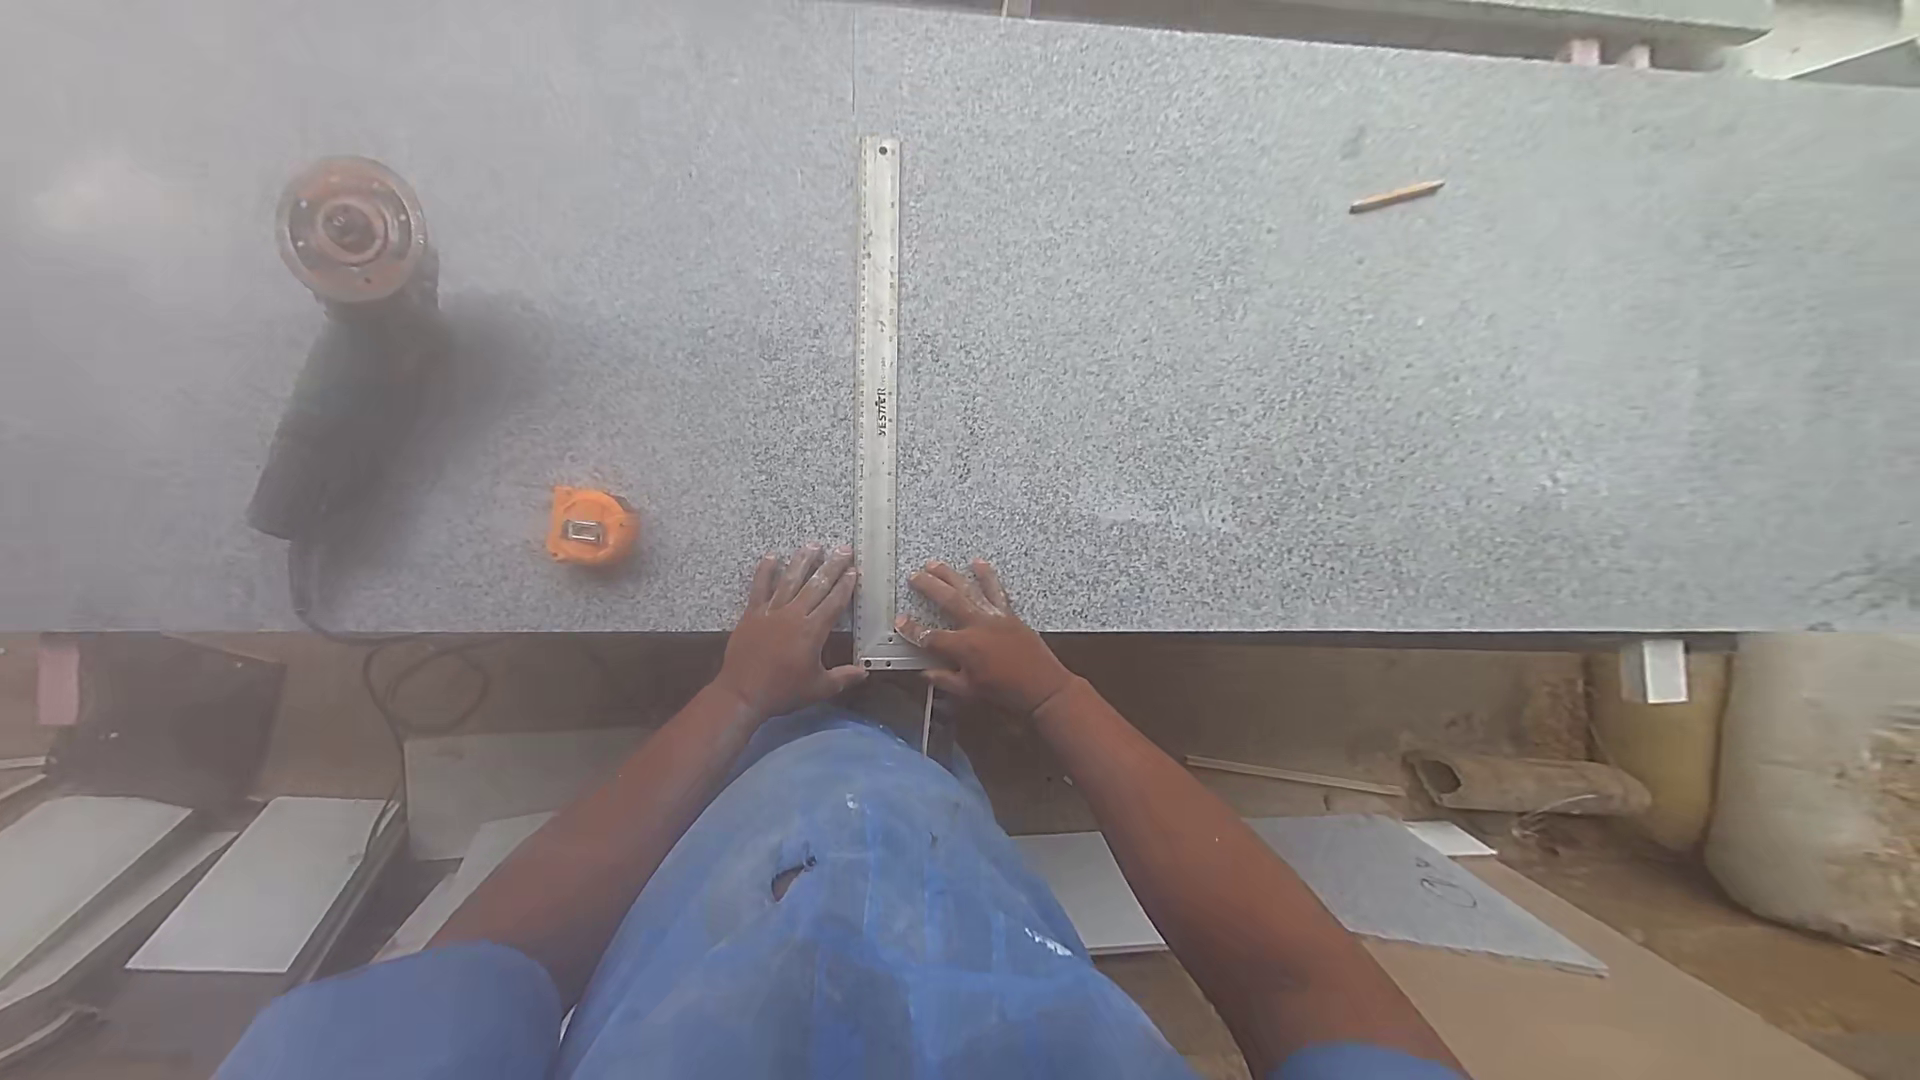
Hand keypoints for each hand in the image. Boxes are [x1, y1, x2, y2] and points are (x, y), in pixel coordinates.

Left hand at [713, 545, 865, 718]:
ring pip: (790, 580)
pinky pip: (760, 588)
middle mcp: (794, 615)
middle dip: (832, 566)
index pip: (834, 602)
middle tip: (843, 550)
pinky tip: (771, 557)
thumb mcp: (819, 688)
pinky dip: (765, 571)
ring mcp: (771, 612)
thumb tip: (865, 672)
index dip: (846, 585)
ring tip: (813, 545)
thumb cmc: (783, 691)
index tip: (853, 570)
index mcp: (813, 631)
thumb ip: (843, 677)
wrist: (742, 694)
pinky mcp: (752, 614)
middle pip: (817, 585)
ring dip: (803, 561)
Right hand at [896, 559, 1076, 715]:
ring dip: (950, 575)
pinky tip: (978, 563)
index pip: (930, 637)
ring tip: (935, 564)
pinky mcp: (1009, 614)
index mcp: (963, 647)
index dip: (912, 629)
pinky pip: (996, 590)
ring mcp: (994, 616)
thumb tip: (925, 672)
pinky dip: (987, 576)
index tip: (900, 620)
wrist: (1043, 687)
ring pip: (968, 589)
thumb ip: (944, 679)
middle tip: (914, 576)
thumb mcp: (969, 691)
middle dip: (928, 587)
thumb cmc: (1005, 692)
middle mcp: (977, 625)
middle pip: (947, 600)